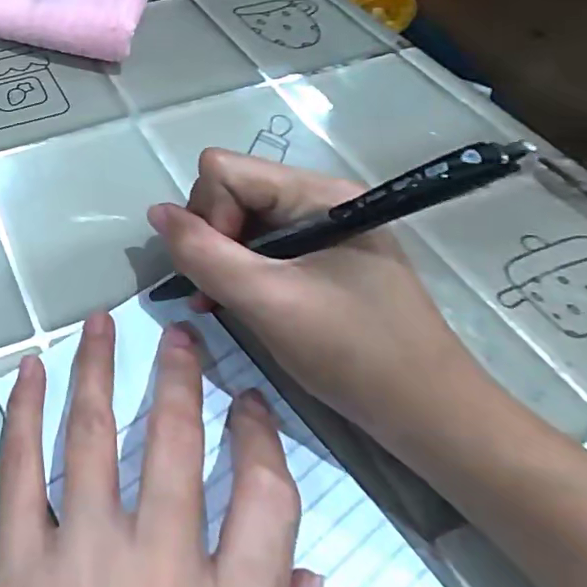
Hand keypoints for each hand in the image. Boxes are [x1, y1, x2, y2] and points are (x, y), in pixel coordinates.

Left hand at [0, 311, 322, 586]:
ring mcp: (81, 556)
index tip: (248, 404)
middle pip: (176, 443)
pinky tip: (31, 368)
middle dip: (181, 378)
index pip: (266, 497)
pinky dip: (24, 412)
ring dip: (99, 368)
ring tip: (103, 322)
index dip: (261, 439)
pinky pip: (18, 468)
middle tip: (181, 334)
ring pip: (94, 434)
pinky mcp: (14, 560)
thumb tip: (311, 576)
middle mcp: (160, 568)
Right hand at [145, 149, 487, 438]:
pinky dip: (237, 270)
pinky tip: (235, 302)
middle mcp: (317, 199)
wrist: (430, 416)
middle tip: (221, 290)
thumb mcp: (268, 302)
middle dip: (212, 237)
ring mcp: (318, 228)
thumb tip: (156, 212)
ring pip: (238, 220)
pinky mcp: (317, 256)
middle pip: (228, 190)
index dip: (208, 215)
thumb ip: (204, 254)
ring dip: (220, 259)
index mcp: (318, 194)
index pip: (225, 170)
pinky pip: (258, 245)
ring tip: (221, 302)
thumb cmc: (355, 354)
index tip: (224, 269)